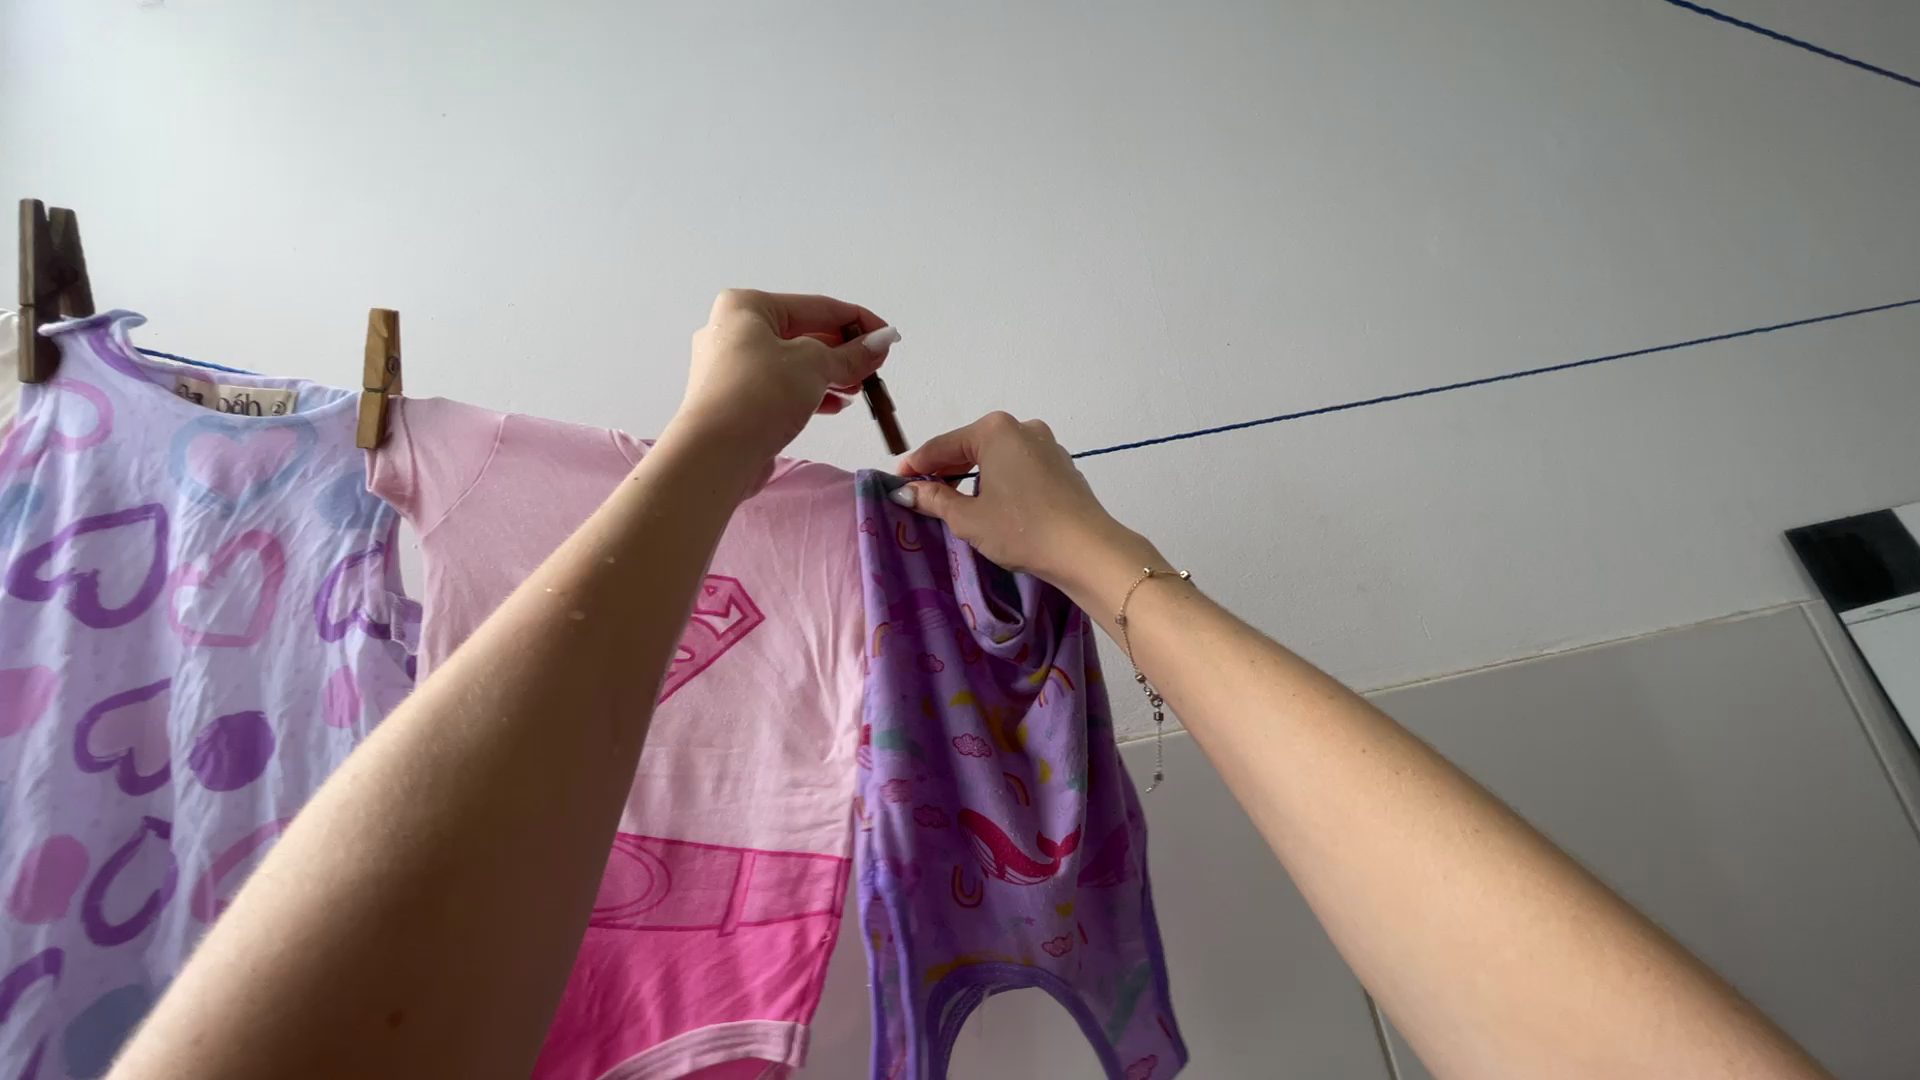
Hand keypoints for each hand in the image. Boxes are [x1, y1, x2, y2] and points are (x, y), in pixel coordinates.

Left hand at [668, 289, 897, 462]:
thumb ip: (853, 354)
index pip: (817, 307)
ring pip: (794, 364)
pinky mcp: (736, 400)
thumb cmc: (760, 394)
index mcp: (747, 306)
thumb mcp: (814, 366)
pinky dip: (811, 393)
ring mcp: (731, 368)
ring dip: (831, 375)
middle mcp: (734, 331)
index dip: (859, 321)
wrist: (715, 454)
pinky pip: (782, 388)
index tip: (890, 337)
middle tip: (876, 368)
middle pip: (804, 334)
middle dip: (844, 351)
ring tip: (860, 389)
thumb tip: (883, 342)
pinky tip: (837, 405)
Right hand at [892, 413, 1162, 596]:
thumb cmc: (1022, 529)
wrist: (1087, 549)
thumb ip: (934, 499)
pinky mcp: (1062, 465)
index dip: (915, 465)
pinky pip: (1018, 467)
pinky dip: (998, 480)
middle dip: (944, 470)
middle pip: (970, 447)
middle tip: (920, 493)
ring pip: (996, 457)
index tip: (894, 481)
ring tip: (953, 502)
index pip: (942, 446)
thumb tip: (906, 491)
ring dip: (972, 476)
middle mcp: (1022, 427)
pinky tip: (991, 503)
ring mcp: (1046, 444)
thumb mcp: (969, 518)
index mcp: (994, 430)